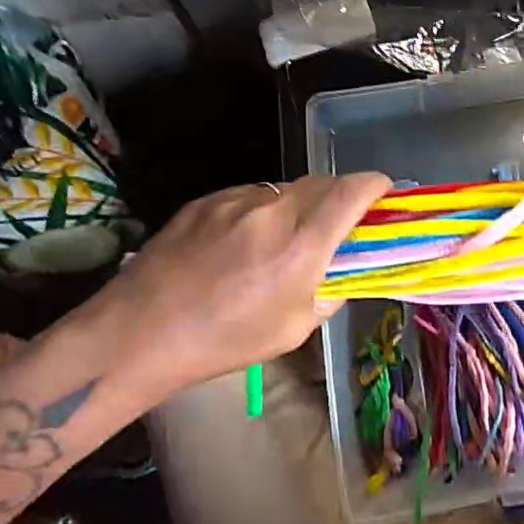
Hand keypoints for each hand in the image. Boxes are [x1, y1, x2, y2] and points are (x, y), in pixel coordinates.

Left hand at [84, 173, 391, 388]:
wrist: (138, 332)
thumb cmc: (223, 341)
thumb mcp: (292, 330)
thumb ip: (328, 292)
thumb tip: (343, 270)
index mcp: (301, 246)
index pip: (353, 192)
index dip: (376, 186)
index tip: (385, 193)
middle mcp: (273, 211)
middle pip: (323, 182)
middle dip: (341, 195)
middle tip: (339, 223)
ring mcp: (236, 200)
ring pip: (286, 189)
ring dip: (299, 206)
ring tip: (280, 241)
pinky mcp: (207, 199)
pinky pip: (250, 195)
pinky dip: (262, 211)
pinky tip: (241, 243)